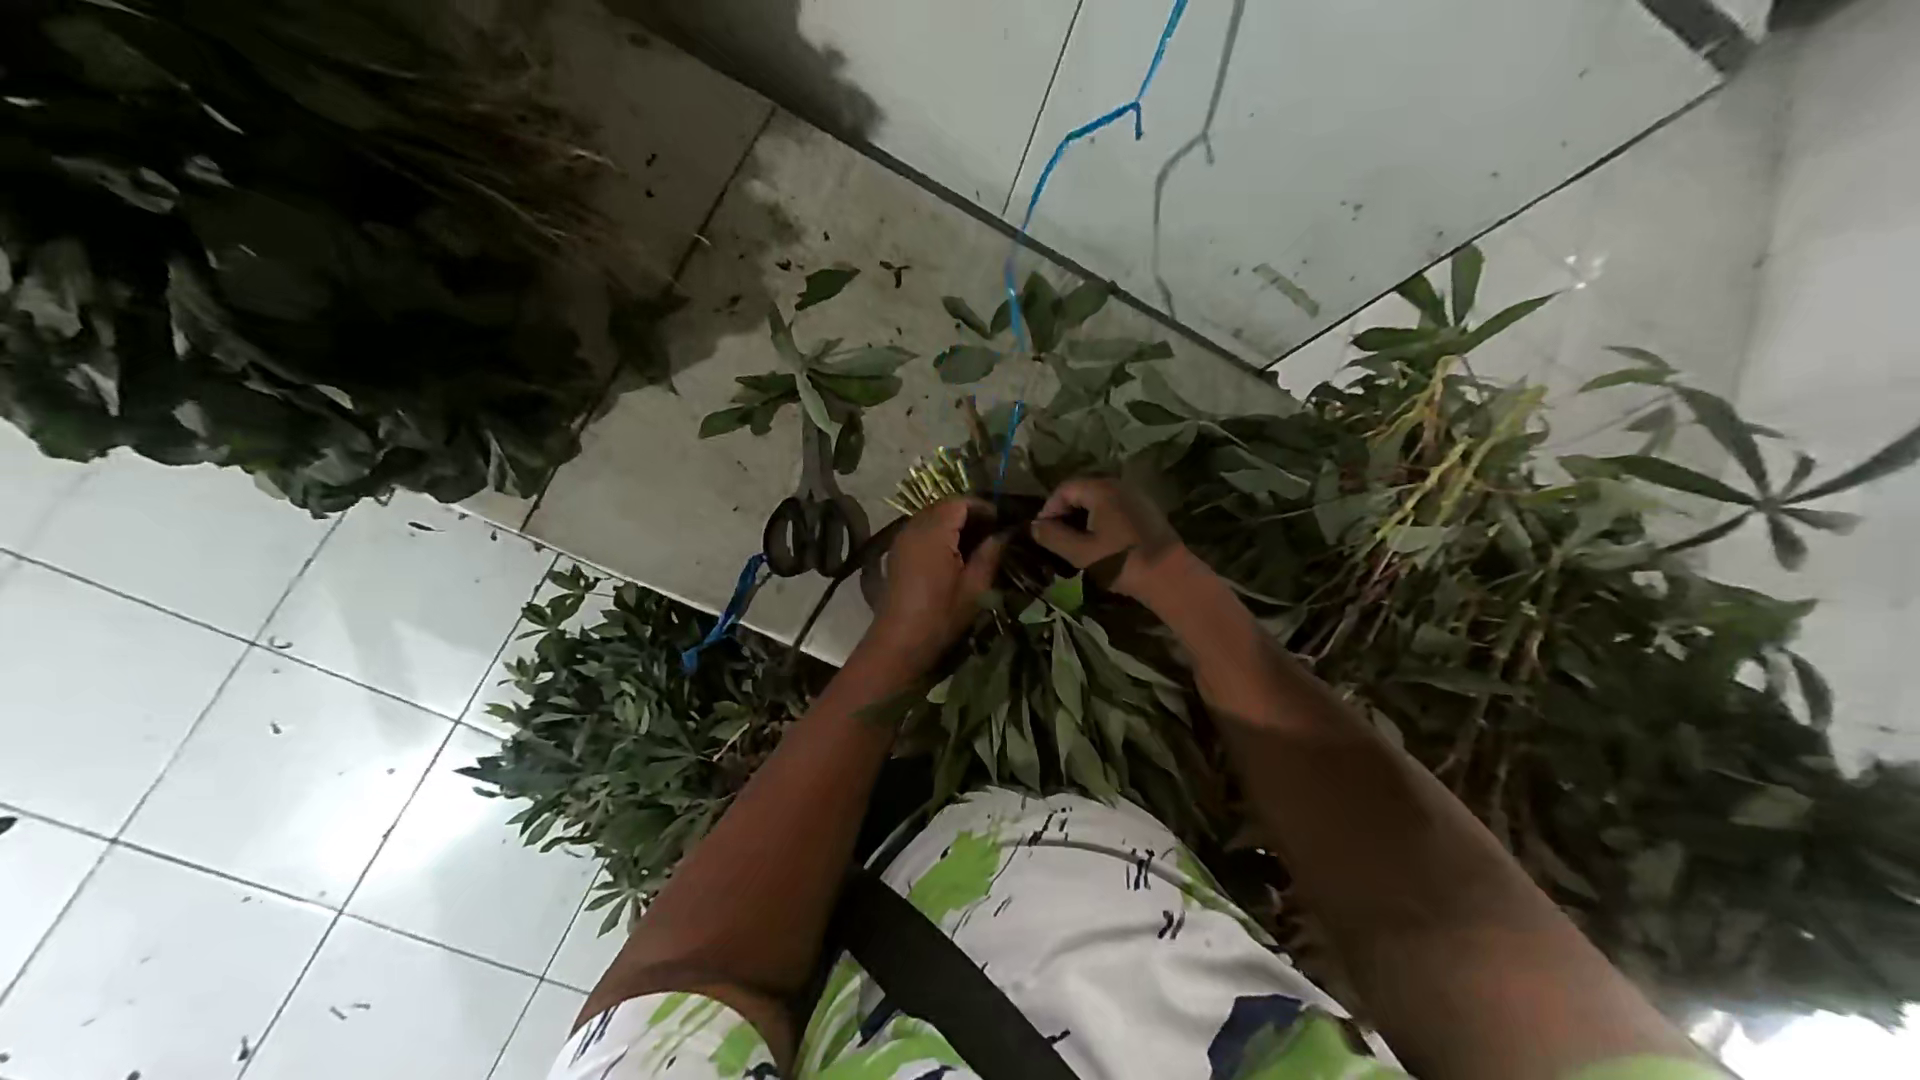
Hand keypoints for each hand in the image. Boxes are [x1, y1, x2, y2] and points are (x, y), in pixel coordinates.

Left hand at [868, 497, 1006, 668]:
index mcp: (934, 532)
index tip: (1001, 521)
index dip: (982, 507)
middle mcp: (913, 527)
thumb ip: (990, 554)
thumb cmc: (940, 616)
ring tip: (975, 542)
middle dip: (968, 512)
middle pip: (943, 505)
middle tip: (991, 530)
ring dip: (952, 522)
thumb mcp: (974, 587)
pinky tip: (953, 552)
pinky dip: (938, 532)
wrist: (899, 642)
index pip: (960, 502)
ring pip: (930, 516)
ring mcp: (901, 538)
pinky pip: (920, 529)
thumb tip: (1003, 534)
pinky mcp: (897, 552)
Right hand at [1029, 478, 1188, 602]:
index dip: (1048, 508)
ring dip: (1082, 517)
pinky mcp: (1147, 512)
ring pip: (1099, 500)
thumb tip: (1034, 526)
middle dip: (1065, 511)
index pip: (1065, 488)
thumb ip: (1052, 536)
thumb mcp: (1079, 552)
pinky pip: (1115, 508)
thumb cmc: (1120, 562)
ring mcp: (1137, 498)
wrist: (1169, 577)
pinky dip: (1100, 519)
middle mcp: (1120, 486)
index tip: (1041, 531)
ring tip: (1074, 541)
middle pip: (1083, 491)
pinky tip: (1098, 542)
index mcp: (1102, 490)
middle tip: (1055, 536)